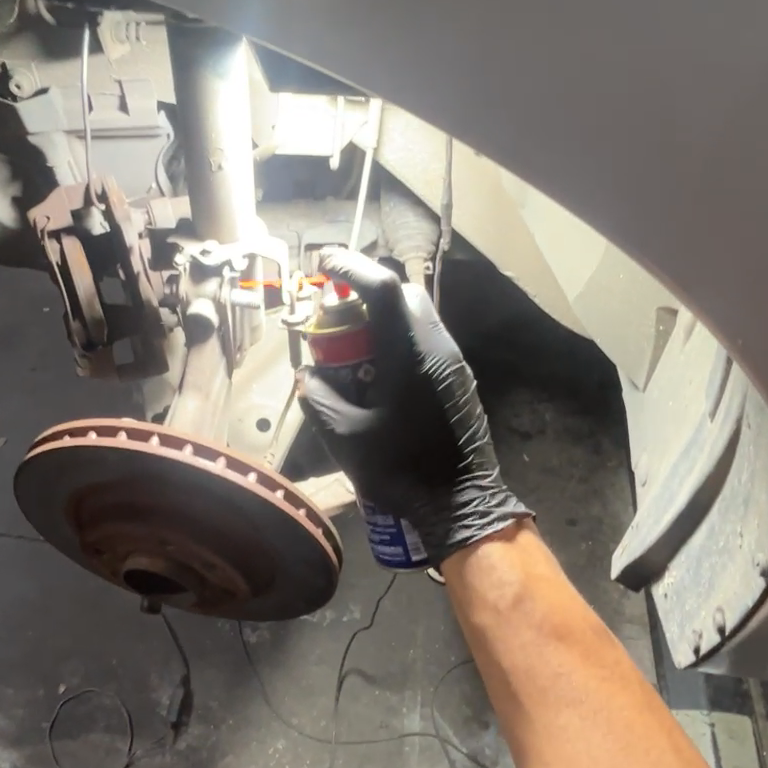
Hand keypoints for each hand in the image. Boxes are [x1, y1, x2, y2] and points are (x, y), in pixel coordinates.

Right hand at [298, 249, 530, 562]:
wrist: (461, 503)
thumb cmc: (402, 471)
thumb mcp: (346, 438)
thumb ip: (320, 398)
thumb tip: (306, 374)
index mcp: (409, 355)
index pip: (382, 288)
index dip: (350, 268)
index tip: (323, 264)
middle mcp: (437, 348)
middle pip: (404, 294)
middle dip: (368, 289)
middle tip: (337, 309)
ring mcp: (454, 363)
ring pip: (420, 315)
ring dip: (386, 315)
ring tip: (356, 341)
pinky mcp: (459, 379)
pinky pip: (428, 340)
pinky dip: (400, 337)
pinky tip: (381, 369)